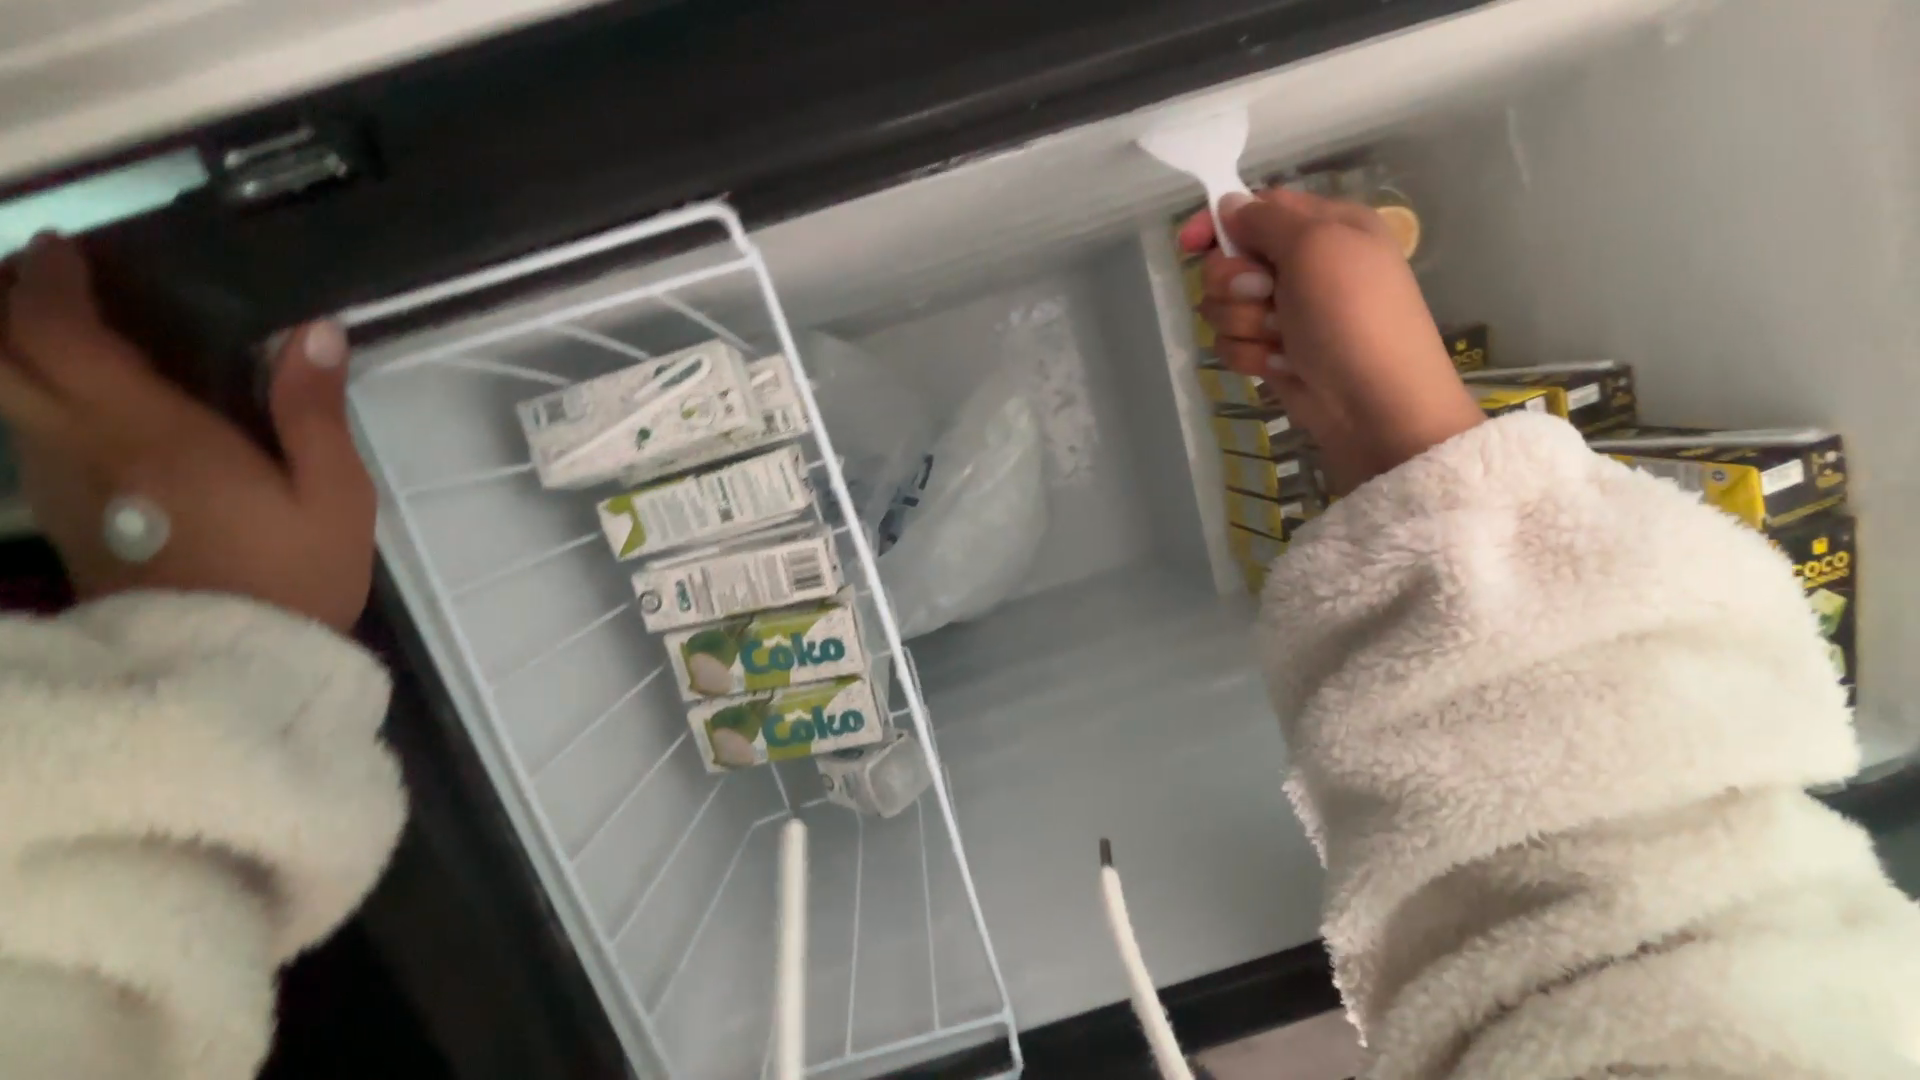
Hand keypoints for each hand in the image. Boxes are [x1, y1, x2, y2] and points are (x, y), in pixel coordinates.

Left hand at [0, 235, 375, 631]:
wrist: (234, 666)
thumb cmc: (295, 573)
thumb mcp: (335, 493)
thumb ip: (314, 410)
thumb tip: (316, 331)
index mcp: (150, 434)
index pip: (58, 334)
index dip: (50, 281)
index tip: (70, 249)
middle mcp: (80, 448)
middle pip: (3, 359)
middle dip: (8, 307)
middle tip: (46, 280)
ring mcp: (59, 487)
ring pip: (8, 397)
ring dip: (21, 352)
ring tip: (71, 334)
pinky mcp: (62, 519)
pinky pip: (30, 437)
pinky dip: (40, 398)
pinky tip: (91, 404)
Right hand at [1180, 188, 1483, 493]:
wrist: (1374, 402)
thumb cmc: (1352, 314)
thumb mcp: (1316, 246)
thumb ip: (1266, 219)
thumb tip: (1228, 205)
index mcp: (1324, 227)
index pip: (1256, 209)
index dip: (1218, 223)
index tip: (1190, 243)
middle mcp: (1303, 265)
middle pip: (1231, 259)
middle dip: (1234, 282)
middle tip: (1263, 294)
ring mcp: (1286, 311)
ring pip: (1224, 306)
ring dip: (1243, 323)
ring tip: (1279, 337)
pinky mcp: (1273, 351)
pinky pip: (1233, 343)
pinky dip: (1250, 354)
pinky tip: (1279, 364)